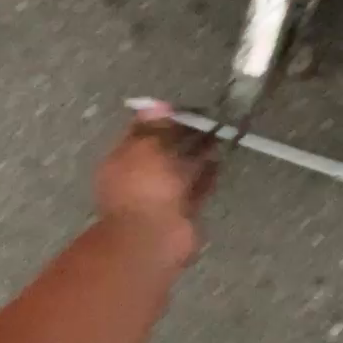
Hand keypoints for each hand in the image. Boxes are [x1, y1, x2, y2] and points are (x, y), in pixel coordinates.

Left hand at [94, 103, 217, 238]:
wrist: (153, 238)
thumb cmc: (144, 187)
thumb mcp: (145, 147)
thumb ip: (154, 126)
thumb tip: (158, 104)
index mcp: (122, 160)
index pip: (141, 132)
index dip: (161, 118)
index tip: (184, 108)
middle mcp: (139, 177)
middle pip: (163, 150)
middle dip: (184, 135)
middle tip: (208, 119)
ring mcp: (161, 195)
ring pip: (181, 168)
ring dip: (198, 153)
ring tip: (219, 135)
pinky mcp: (183, 210)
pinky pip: (196, 186)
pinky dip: (207, 174)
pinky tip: (220, 160)